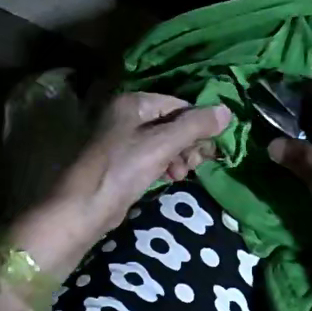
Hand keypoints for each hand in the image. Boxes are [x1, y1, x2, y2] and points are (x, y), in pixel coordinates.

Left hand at [14, 93, 229, 275]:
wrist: (85, 207)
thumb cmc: (123, 169)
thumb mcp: (162, 144)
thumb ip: (195, 126)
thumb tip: (227, 111)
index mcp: (133, 103)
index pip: (179, 104)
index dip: (199, 124)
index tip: (211, 147)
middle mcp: (127, 116)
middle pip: (172, 123)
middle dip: (189, 142)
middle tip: (198, 163)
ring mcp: (123, 140)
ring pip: (165, 142)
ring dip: (180, 156)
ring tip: (183, 173)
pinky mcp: (123, 163)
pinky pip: (154, 157)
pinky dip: (166, 165)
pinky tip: (171, 177)